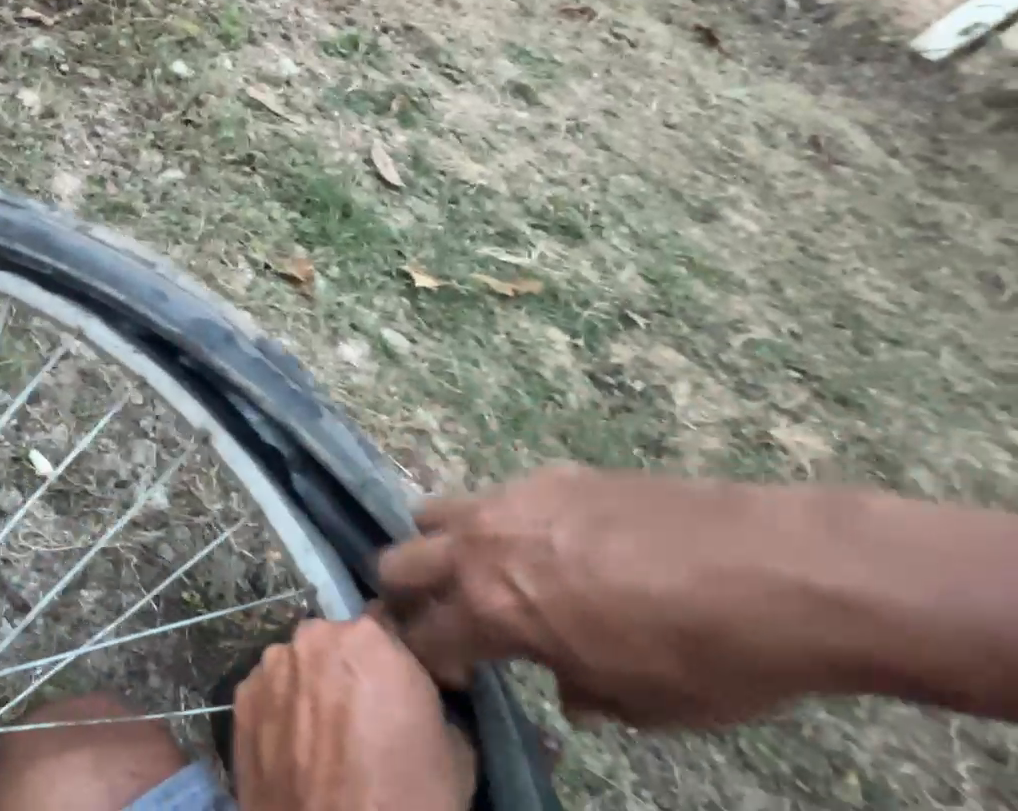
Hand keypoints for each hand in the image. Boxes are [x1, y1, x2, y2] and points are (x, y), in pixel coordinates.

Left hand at [233, 611, 474, 810]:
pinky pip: (269, 692)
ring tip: (322, 734)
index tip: (399, 683)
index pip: (385, 625)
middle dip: (346, 668)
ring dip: (309, 686)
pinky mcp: (240, 698)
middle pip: (334, 642)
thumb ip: (426, 700)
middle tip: (360, 713)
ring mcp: (270, 665)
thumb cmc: (408, 797)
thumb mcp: (456, 747)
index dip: (394, 655)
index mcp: (368, 638)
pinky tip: (293, 747)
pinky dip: (280, 710)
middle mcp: (313, 638)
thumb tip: (414, 700)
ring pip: (297, 664)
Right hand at [378, 464, 886, 726]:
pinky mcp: (551, 476)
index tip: (449, 675)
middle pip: (398, 562)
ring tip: (485, 572)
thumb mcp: (640, 705)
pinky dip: (501, 525)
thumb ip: (579, 690)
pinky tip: (557, 545)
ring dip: (442, 547)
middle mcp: (481, 546)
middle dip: (405, 596)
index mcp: (493, 608)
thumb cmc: (709, 656)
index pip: (422, 636)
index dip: (428, 663)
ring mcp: (512, 501)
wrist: (782, 568)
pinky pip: (499, 498)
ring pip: (433, 514)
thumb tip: (564, 684)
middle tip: (442, 620)